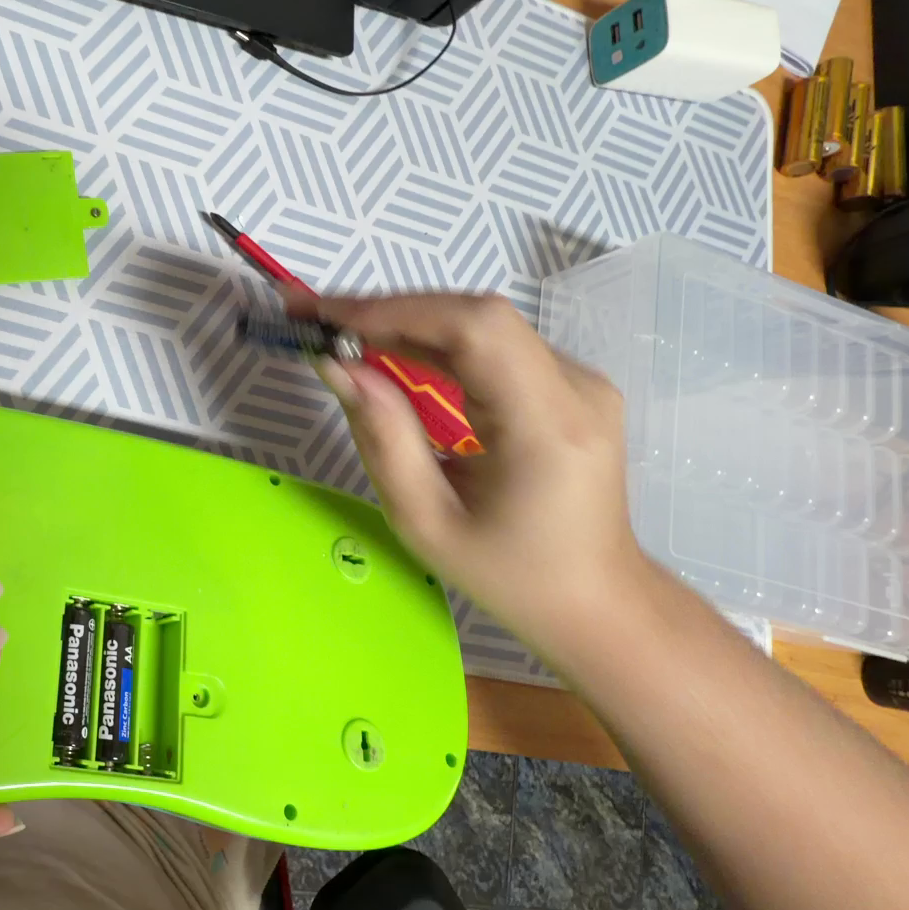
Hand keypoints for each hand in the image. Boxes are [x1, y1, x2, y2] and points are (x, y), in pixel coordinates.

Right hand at [292, 292, 657, 650]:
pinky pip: (491, 345)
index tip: (323, 317)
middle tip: (314, 315)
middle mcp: (575, 386)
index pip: (472, 329)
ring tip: (338, 330)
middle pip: (475, 315)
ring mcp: (577, 381)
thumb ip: (382, 436)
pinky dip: (430, 340)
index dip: (392, 312)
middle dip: (387, 310)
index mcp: (546, 423)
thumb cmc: (506, 573)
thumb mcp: (424, 518)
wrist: (594, 600)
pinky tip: (387, 350)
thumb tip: (337, 367)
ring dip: (404, 321)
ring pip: (481, 324)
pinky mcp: (566, 385)